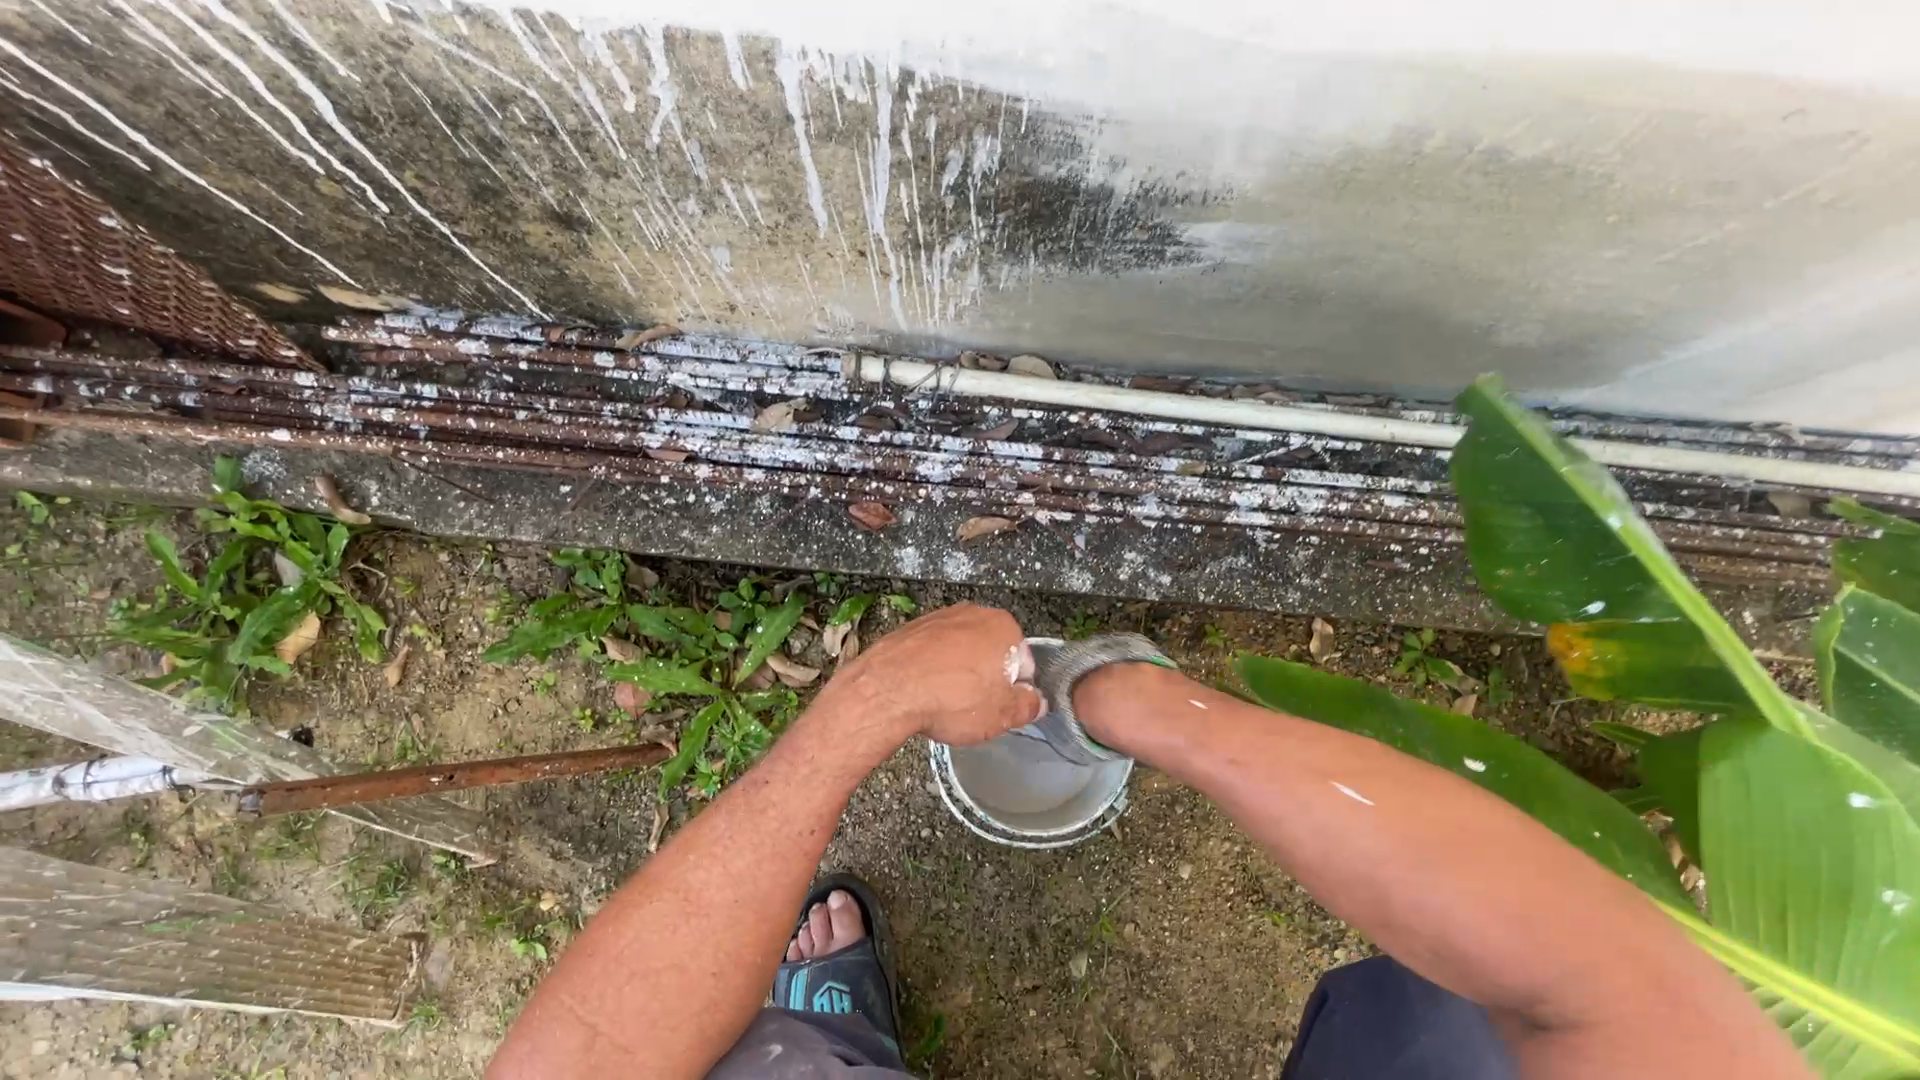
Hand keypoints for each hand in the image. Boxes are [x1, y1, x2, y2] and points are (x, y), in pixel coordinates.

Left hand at [824, 603, 1044, 745]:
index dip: (1015, 692)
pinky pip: (933, 654)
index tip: (1003, 709)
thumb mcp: (1003, 714)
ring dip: (959, 676)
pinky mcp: (912, 629)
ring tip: (947, 704)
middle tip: (975, 710)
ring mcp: (939, 619)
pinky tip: (926, 694)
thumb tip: (1036, 702)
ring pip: (961, 653)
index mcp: (1003, 627)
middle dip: (987, 680)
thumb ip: (1029, 706)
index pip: (1023, 663)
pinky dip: (933, 671)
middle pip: (992, 654)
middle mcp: (973, 613)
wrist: (888, 690)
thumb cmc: (950, 698)